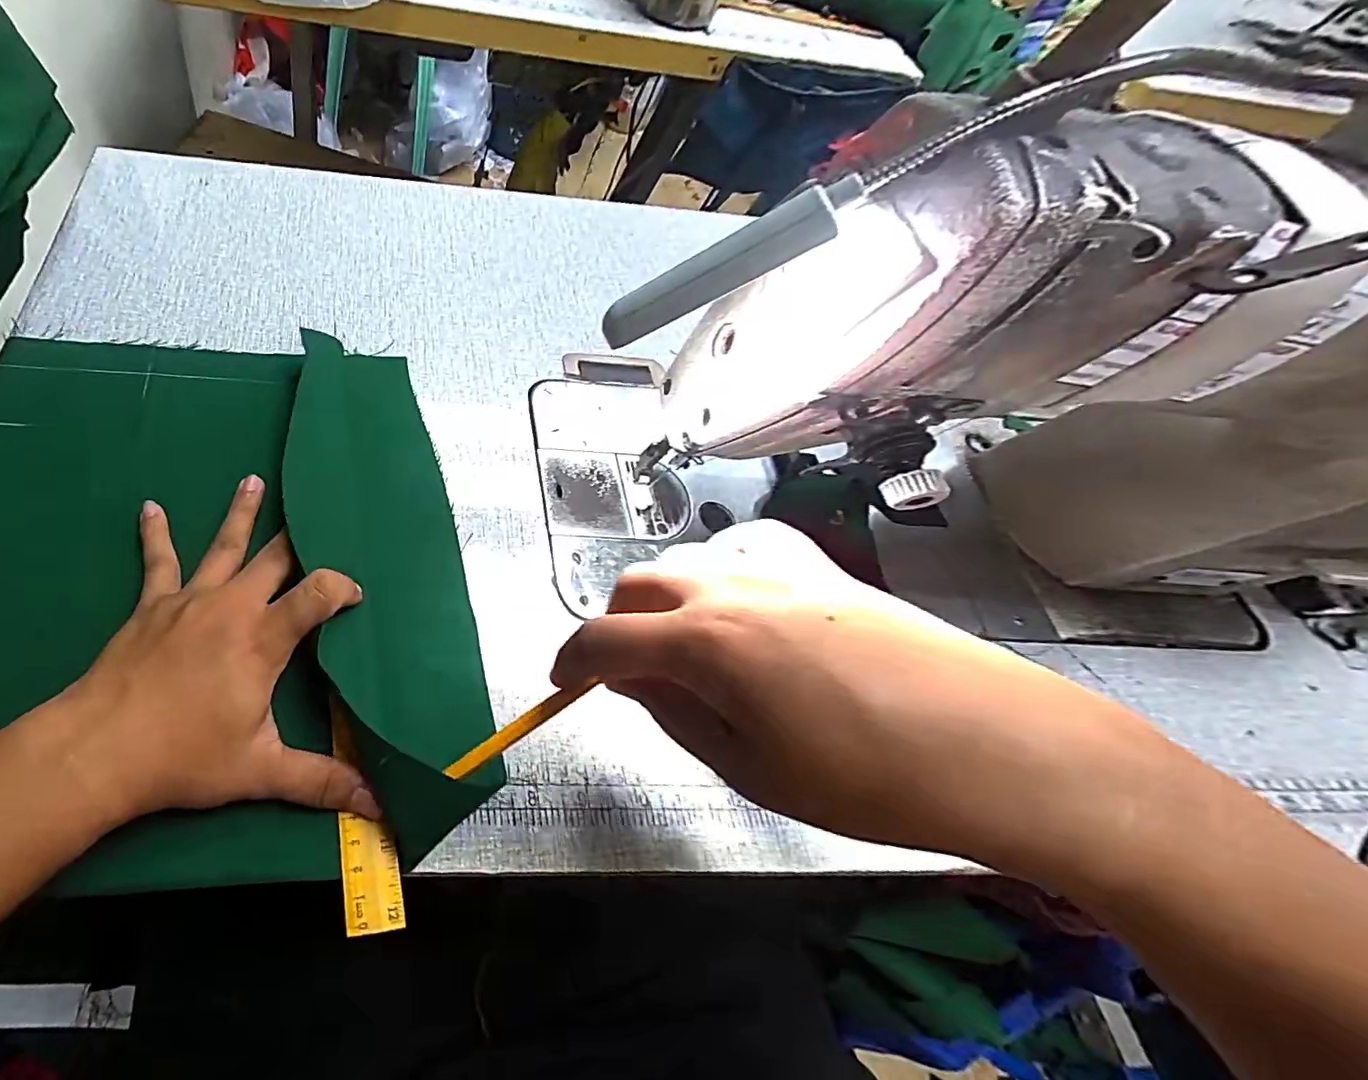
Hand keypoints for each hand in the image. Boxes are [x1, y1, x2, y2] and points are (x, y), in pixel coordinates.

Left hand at [31, 476, 380, 821]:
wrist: (101, 747)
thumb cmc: (185, 756)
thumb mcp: (260, 770)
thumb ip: (321, 782)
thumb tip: (378, 807)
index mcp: (263, 640)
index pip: (317, 595)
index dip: (341, 587)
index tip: (353, 595)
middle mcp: (231, 606)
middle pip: (274, 559)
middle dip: (300, 539)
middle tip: (316, 515)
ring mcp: (189, 599)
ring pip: (223, 545)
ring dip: (242, 513)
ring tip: (252, 479)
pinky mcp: (152, 604)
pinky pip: (158, 561)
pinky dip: (156, 534)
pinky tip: (150, 508)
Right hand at [550, 520, 1218, 884]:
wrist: (1015, 752)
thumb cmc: (872, 781)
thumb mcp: (749, 768)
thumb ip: (673, 714)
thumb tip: (633, 681)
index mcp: (704, 641)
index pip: (602, 639)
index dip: (569, 663)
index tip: (562, 683)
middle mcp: (731, 589)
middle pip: (635, 586)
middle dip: (613, 626)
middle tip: (630, 676)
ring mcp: (781, 571)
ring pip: (685, 568)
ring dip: (663, 607)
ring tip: (690, 658)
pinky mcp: (826, 572)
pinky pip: (743, 561)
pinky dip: (717, 590)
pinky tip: (750, 628)